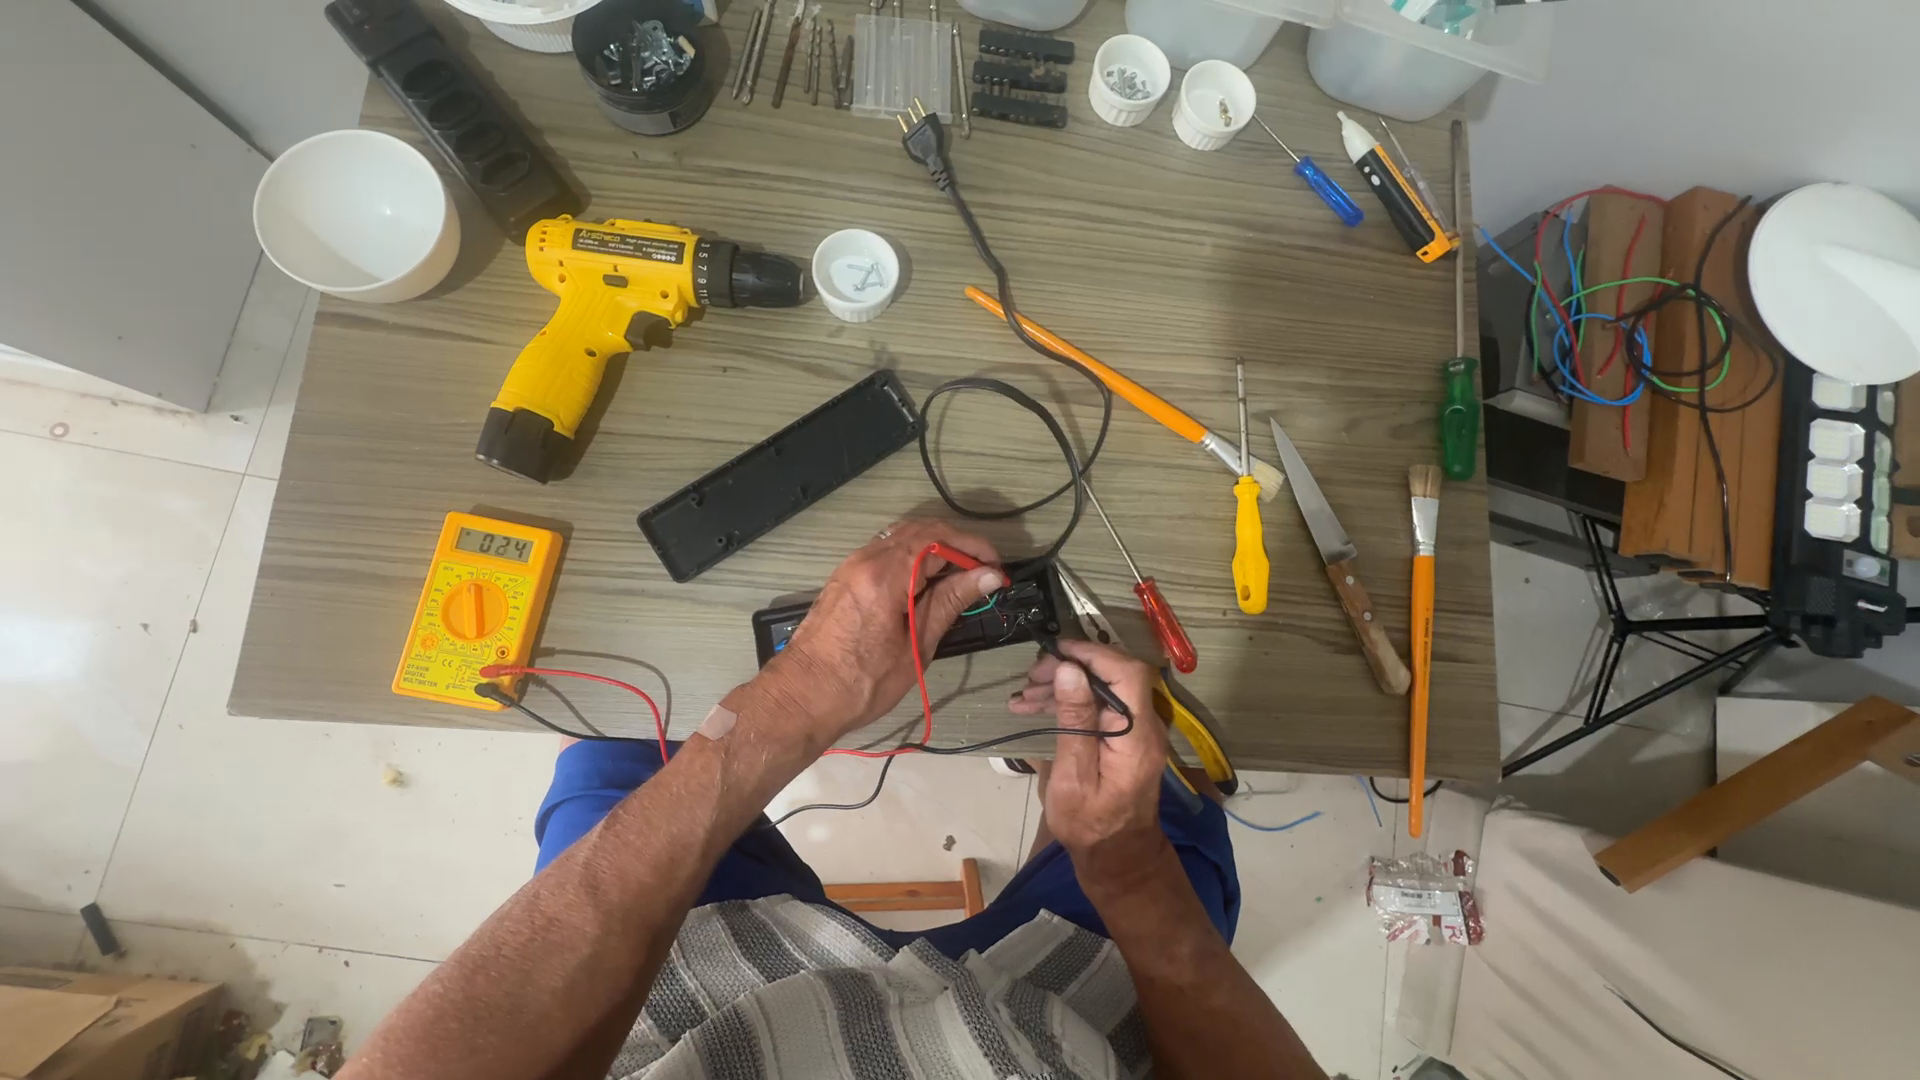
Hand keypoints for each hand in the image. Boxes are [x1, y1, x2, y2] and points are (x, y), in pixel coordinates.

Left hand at [759, 520, 1003, 744]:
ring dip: (936, 548)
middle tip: (983, 571)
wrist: (803, 697)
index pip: (940, 538)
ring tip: (961, 577)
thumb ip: (951, 601)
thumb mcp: (916, 645)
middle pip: (922, 529)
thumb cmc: (863, 682)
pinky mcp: (845, 577)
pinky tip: (929, 582)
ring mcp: (852, 565)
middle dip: (958, 543)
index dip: (974, 547)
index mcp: (886, 575)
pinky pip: (886, 551)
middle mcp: (866, 558)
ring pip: (902, 537)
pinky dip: (914, 557)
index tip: (997, 568)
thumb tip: (989, 575)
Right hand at [1008, 640, 1170, 882]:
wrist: (1118, 859)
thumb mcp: (1072, 779)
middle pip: (1113, 675)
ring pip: (1102, 687)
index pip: (1127, 673)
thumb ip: (1074, 722)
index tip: (1054, 652)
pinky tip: (1035, 706)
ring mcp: (1136, 729)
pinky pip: (1099, 704)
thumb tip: (1069, 671)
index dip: (1092, 653)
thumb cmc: (1091, 827)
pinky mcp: (1124, 735)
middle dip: (1070, 668)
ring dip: (1063, 685)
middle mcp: (1145, 725)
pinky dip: (1069, 701)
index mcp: (1136, 736)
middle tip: (1030, 678)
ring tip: (1024, 696)